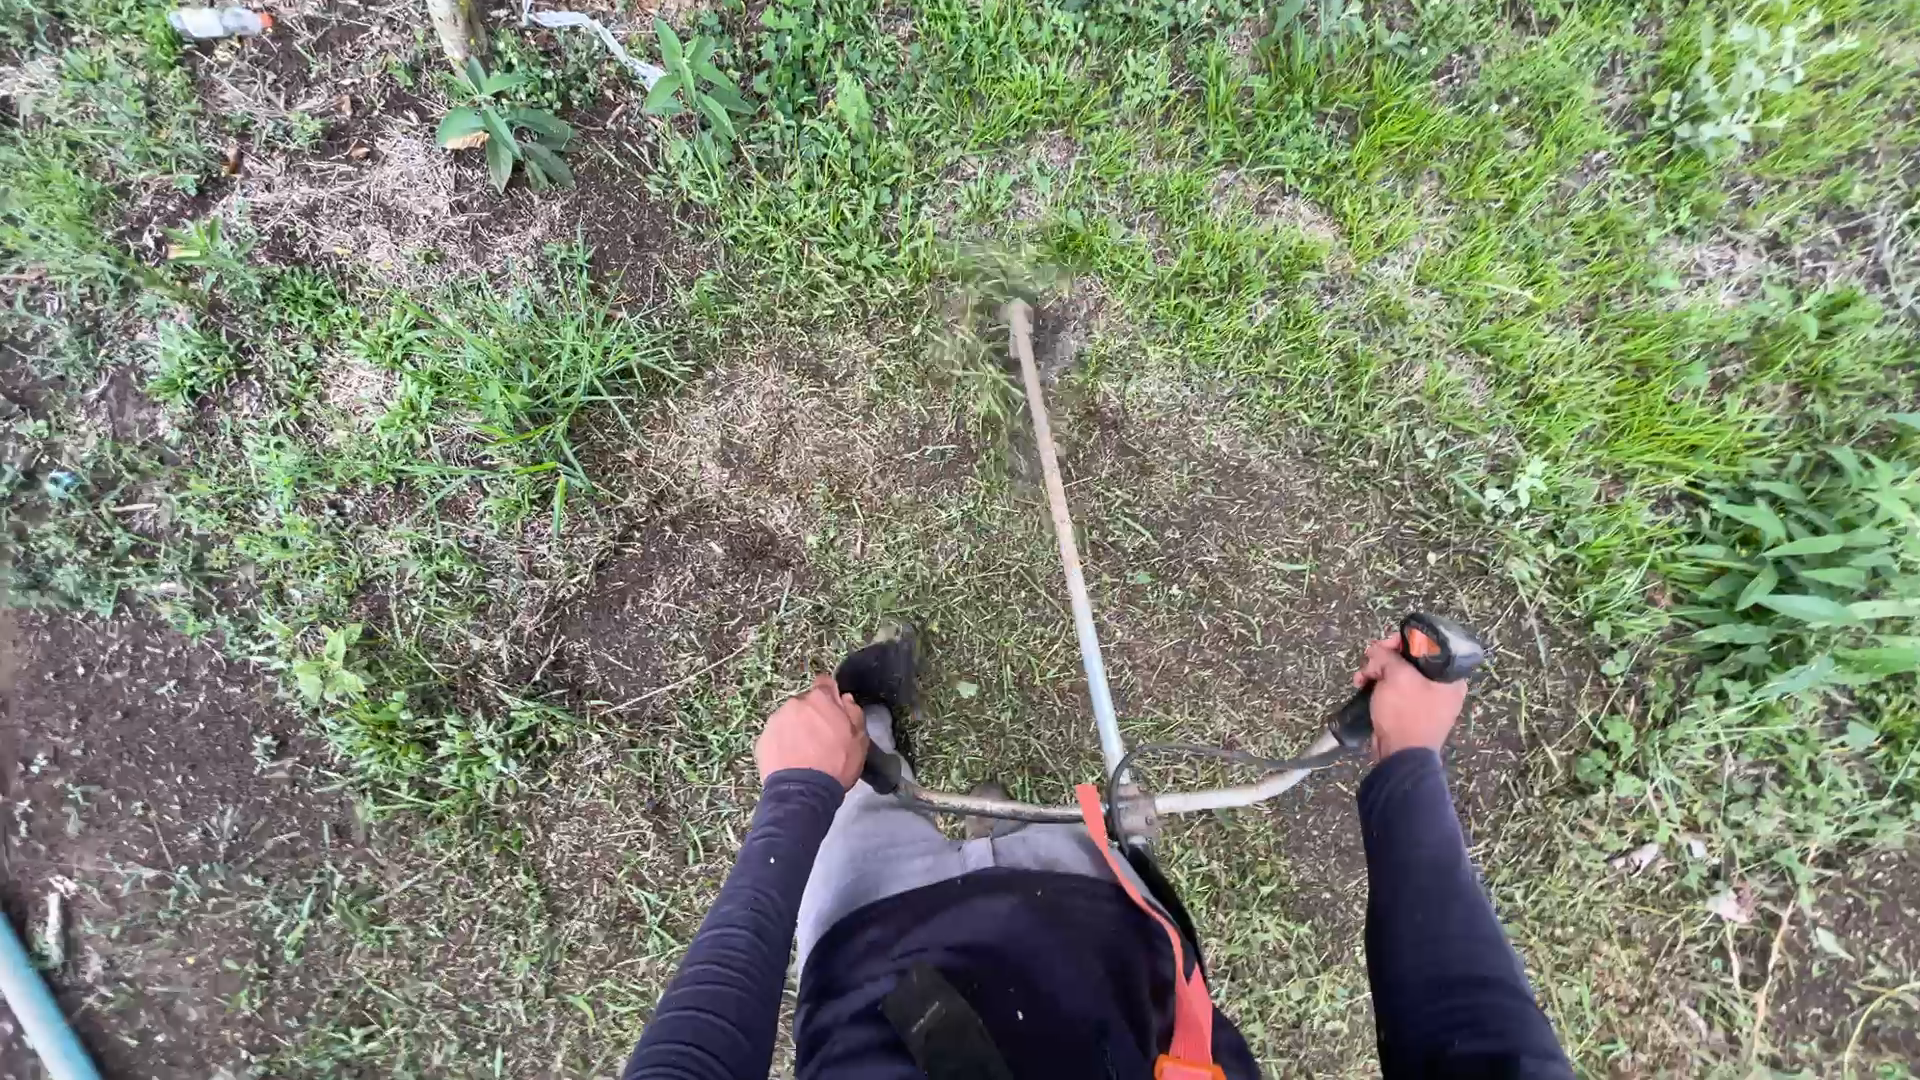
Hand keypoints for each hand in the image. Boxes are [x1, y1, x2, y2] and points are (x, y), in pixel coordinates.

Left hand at [755, 674, 868, 787]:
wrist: (802, 793)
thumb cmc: (836, 764)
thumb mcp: (859, 740)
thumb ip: (854, 714)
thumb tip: (845, 699)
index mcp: (820, 699)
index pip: (824, 682)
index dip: (830, 694)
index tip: (833, 709)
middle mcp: (795, 703)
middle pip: (806, 702)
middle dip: (813, 714)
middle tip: (820, 737)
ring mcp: (775, 721)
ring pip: (789, 718)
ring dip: (796, 728)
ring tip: (803, 751)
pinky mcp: (762, 739)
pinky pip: (776, 735)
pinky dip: (782, 742)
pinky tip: (790, 760)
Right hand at [1352, 635, 1468, 761]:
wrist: (1401, 753)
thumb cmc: (1406, 713)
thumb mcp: (1397, 676)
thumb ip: (1387, 656)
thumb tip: (1376, 650)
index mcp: (1449, 676)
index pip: (1427, 645)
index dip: (1401, 641)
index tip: (1382, 646)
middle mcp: (1441, 685)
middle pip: (1408, 658)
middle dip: (1383, 658)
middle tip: (1368, 663)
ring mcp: (1425, 698)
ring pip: (1397, 672)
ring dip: (1375, 670)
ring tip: (1361, 678)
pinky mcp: (1409, 708)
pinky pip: (1393, 687)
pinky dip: (1377, 683)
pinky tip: (1362, 685)